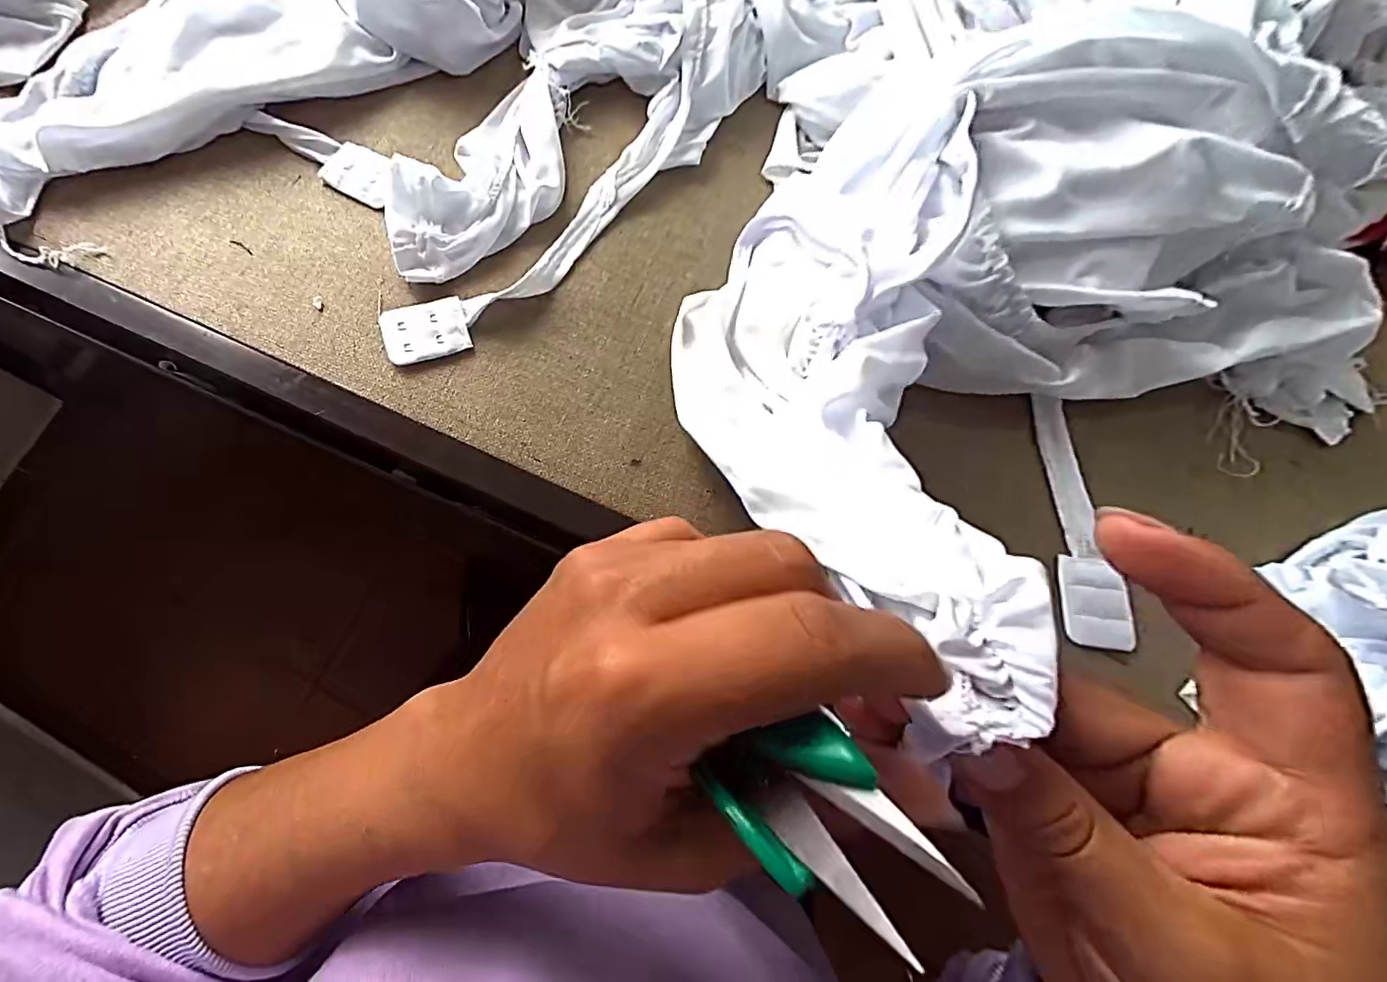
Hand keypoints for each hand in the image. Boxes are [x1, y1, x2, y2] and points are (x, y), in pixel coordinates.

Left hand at [184, 518, 945, 964]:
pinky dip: (738, 582)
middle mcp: (628, 599)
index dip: (886, 655)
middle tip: (841, 684)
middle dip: (842, 626)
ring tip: (770, 658)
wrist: (465, 753)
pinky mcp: (604, 541)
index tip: (922, 683)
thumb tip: (905, 774)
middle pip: (791, 568)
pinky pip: (708, 541)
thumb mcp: (692, 844)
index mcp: (642, 688)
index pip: (801, 641)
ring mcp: (612, 557)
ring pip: (756, 546)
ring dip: (792, 601)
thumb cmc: (569, 819)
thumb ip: (805, 802)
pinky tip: (711, 628)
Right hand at [954, 510, 1386, 981]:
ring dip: (965, 712)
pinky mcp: (1055, 808)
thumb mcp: (1179, 953)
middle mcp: (1193, 776)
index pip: (1276, 660)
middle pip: (1094, 691)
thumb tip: (992, 748)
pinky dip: (948, 744)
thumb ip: (1079, 843)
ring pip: (1029, 719)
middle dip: (1012, 675)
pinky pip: (996, 757)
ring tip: (906, 703)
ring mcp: (1114, 791)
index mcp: (1287, 801)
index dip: (1207, 584)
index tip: (1126, 536)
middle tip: (942, 661)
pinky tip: (911, 733)